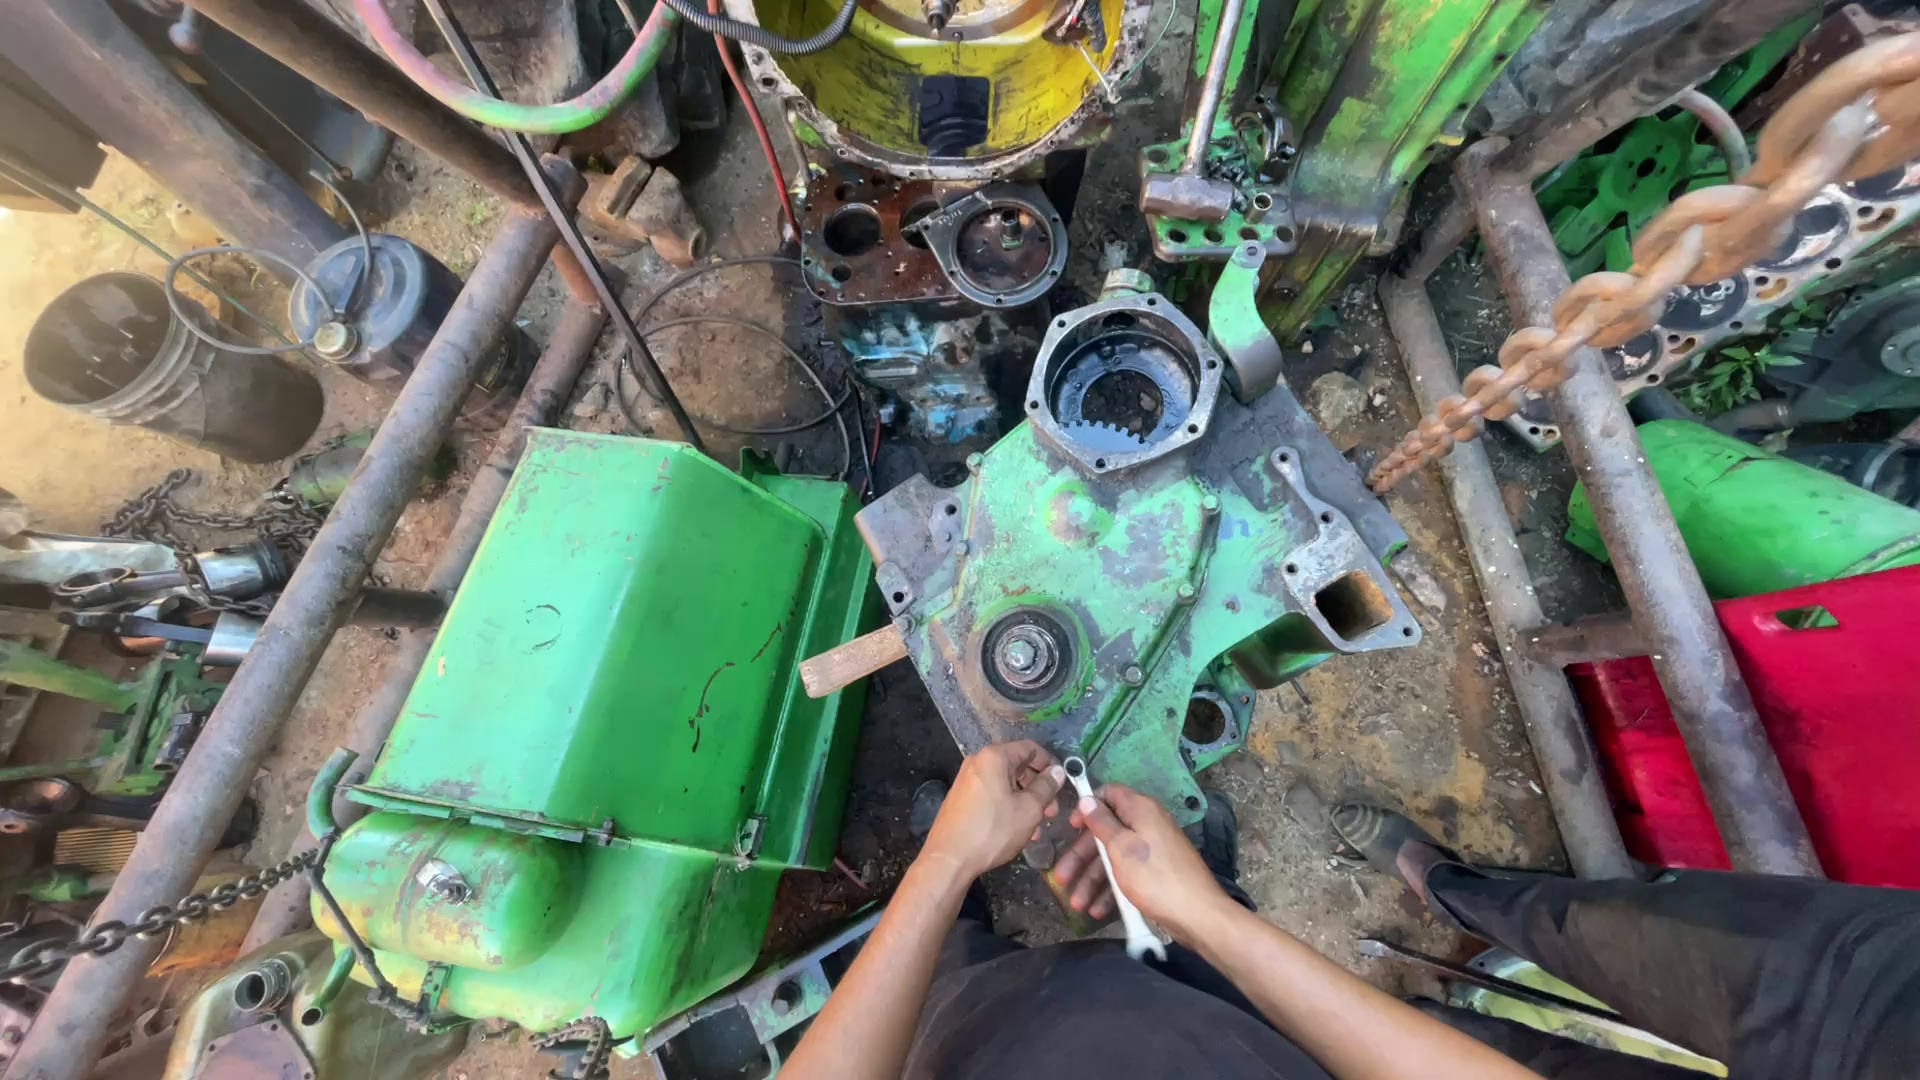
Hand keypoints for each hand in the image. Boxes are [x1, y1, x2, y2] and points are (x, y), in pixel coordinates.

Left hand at [920, 741, 1065, 880]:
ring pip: (1005, 782)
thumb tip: (1058, 770)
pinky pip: (992, 793)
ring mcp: (968, 779)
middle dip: (1038, 786)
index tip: (1061, 785)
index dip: (1049, 764)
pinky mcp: (962, 797)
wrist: (949, 859)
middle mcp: (978, 761)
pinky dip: (1008, 805)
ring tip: (1037, 826)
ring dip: (1025, 799)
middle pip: (1017, 765)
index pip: (1030, 748)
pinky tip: (1017, 828)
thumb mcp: (1028, 809)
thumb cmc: (993, 830)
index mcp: (994, 757)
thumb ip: (1046, 787)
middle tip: (1052, 811)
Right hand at [1050, 783, 1232, 941]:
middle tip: (1062, 877)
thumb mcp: (1121, 847)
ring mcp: (1152, 849)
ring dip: (1093, 878)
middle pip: (1106, 831)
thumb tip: (1087, 798)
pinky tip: (1096, 909)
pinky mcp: (1156, 872)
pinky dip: (1112, 888)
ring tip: (1076, 903)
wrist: (1199, 916)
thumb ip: (1101, 821)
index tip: (1071, 826)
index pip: (1109, 793)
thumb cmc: (1155, 877)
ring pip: (1114, 856)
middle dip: (1082, 856)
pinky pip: (1127, 873)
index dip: (1087, 806)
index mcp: (1140, 809)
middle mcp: (1147, 823)